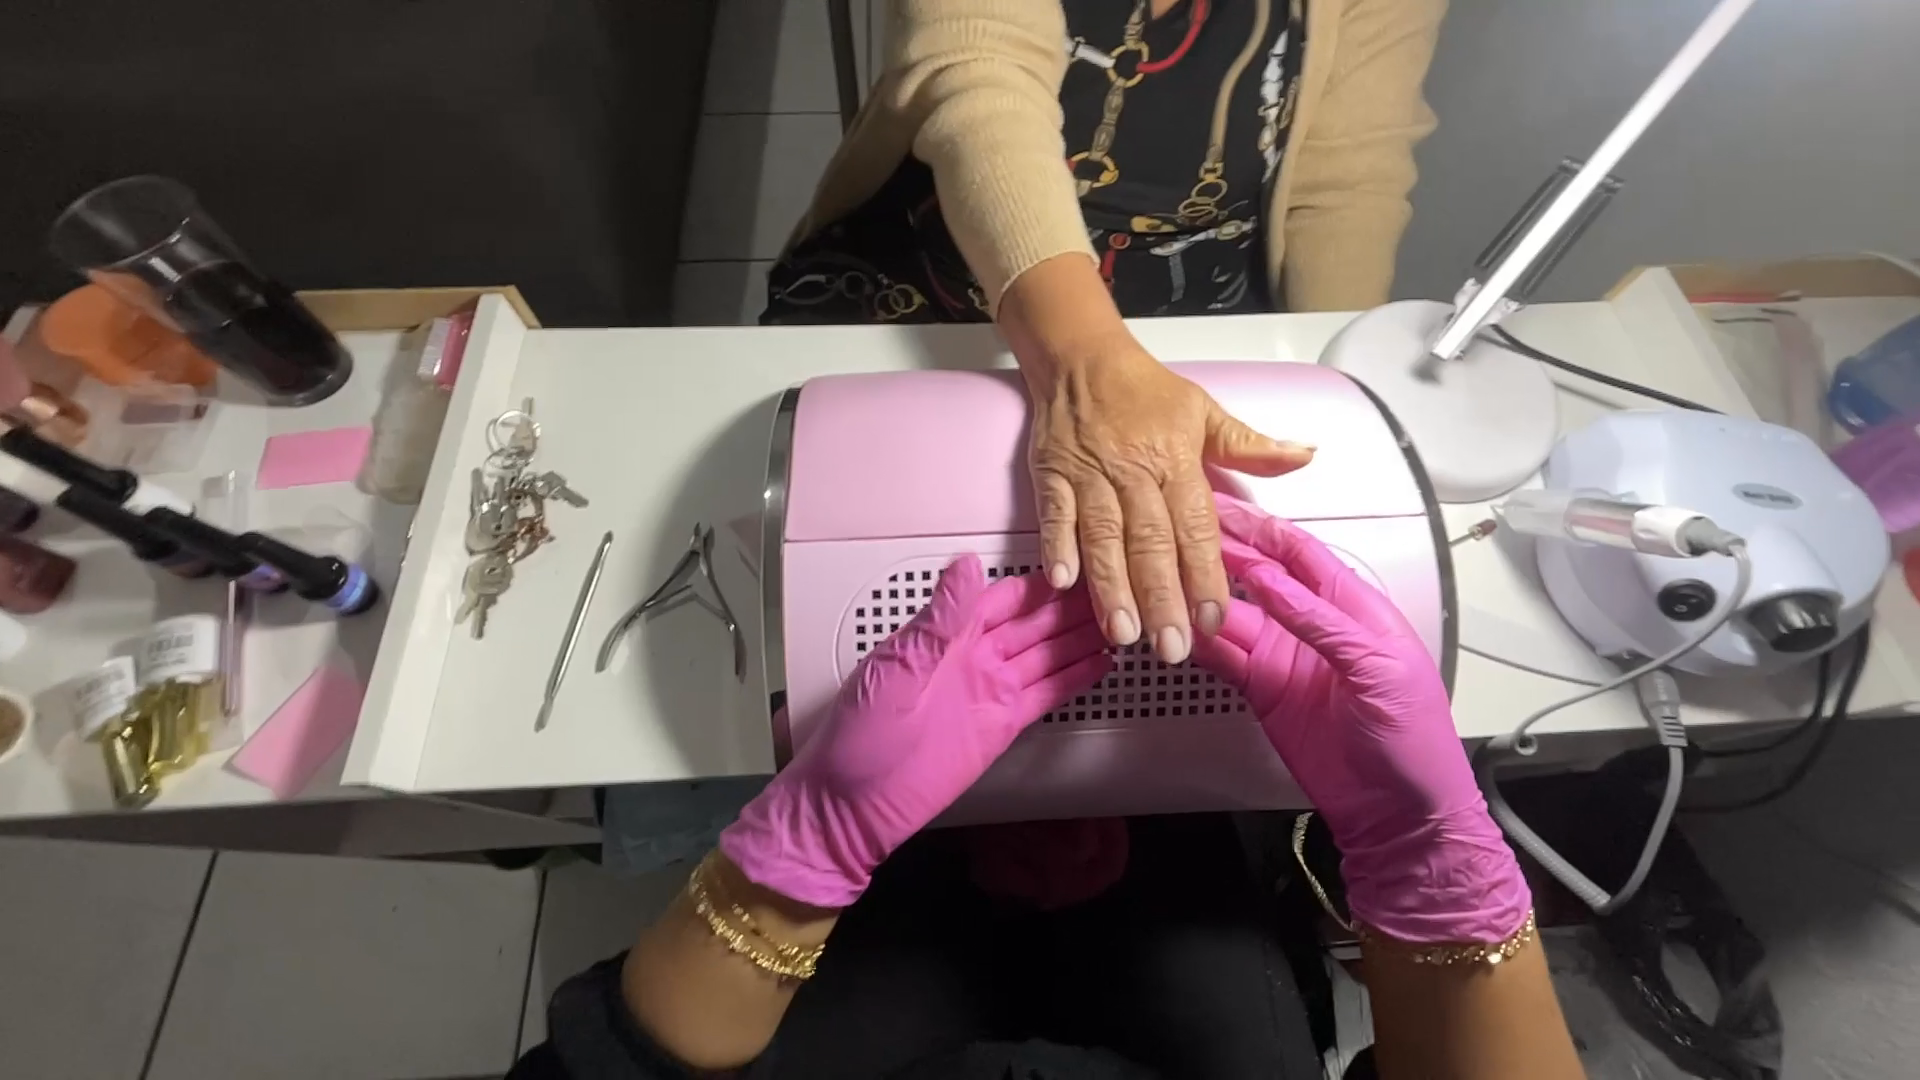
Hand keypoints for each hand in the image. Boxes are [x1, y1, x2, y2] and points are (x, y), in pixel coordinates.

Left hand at [720, 555, 1111, 907]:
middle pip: (1031, 624)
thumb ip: (937, 620)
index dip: (1037, 585)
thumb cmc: (859, 736)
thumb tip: (965, 566)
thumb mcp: (896, 668)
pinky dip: (1073, 678)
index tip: (1072, 568)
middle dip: (1069, 609)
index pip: (1000, 598)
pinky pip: (1045, 694)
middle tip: (1111, 591)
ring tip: (1118, 621)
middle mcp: (972, 658)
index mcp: (943, 637)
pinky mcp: (1003, 725)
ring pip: (1046, 655)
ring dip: (1079, 638)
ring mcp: (990, 691)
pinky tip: (1098, 664)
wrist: (854, 807)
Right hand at [1022, 335, 1313, 662]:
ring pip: (1104, 536)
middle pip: (1150, 542)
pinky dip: (1059, 546)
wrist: (1082, 360)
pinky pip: (1055, 515)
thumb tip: (1305, 455)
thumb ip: (1250, 446)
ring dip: (1112, 586)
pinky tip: (1064, 583)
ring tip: (1124, 632)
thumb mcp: (1204, 411)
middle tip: (1171, 647)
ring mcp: (1090, 476)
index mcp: (1176, 462)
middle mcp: (1134, 473)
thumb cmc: (1145, 391)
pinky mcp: (1052, 476)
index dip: (1206, 575)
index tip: (1214, 618)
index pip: (1196, 527)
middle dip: (1162, 598)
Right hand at [1191, 496, 1529, 943]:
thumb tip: (1272, 580)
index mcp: (1351, 608)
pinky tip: (1174, 627)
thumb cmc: (1415, 740)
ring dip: (1200, 597)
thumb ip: (1322, 621)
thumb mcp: (1377, 668)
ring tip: (1166, 581)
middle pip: (1256, 577)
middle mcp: (1311, 625)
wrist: (1398, 814)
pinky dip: (1196, 641)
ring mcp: (1282, 655)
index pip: (1298, 552)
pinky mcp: (1261, 688)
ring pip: (1230, 614)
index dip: (1260, 528)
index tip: (1222, 510)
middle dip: (1219, 553)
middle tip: (1178, 534)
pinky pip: (1221, 656)